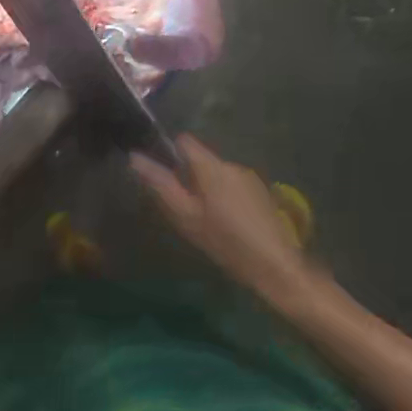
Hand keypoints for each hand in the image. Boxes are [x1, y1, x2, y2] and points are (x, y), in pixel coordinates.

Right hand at [134, 136, 320, 307]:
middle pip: (200, 160)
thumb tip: (135, 156)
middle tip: (184, 207)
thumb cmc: (224, 240)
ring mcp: (251, 180)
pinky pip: (232, 185)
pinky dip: (224, 196)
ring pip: (216, 174)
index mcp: (211, 167)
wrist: (277, 268)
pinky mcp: (263, 194)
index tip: (164, 176)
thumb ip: (159, 183)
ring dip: (207, 188)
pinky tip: (227, 222)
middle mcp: (232, 165)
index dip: (169, 153)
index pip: (184, 142)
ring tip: (205, 217)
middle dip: (188, 177)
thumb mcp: (184, 214)